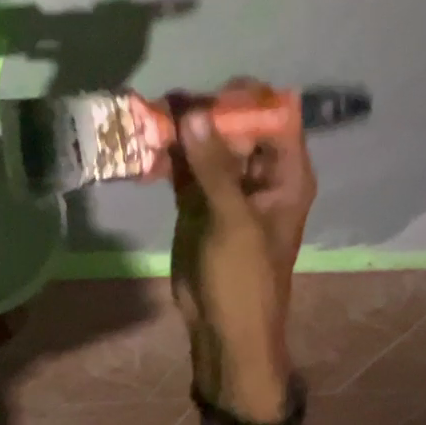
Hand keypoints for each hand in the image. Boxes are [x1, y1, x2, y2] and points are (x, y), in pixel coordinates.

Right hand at [169, 80, 316, 421]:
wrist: (222, 329)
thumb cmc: (244, 277)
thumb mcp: (232, 219)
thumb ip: (212, 165)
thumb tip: (192, 111)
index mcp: (284, 174)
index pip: (277, 116)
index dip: (248, 98)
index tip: (211, 94)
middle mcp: (257, 171)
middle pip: (234, 121)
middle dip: (203, 108)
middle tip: (167, 104)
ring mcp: (225, 182)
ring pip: (205, 138)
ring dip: (179, 126)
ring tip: (147, 114)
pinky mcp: (196, 195)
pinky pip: (183, 160)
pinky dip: (165, 149)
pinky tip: (141, 138)